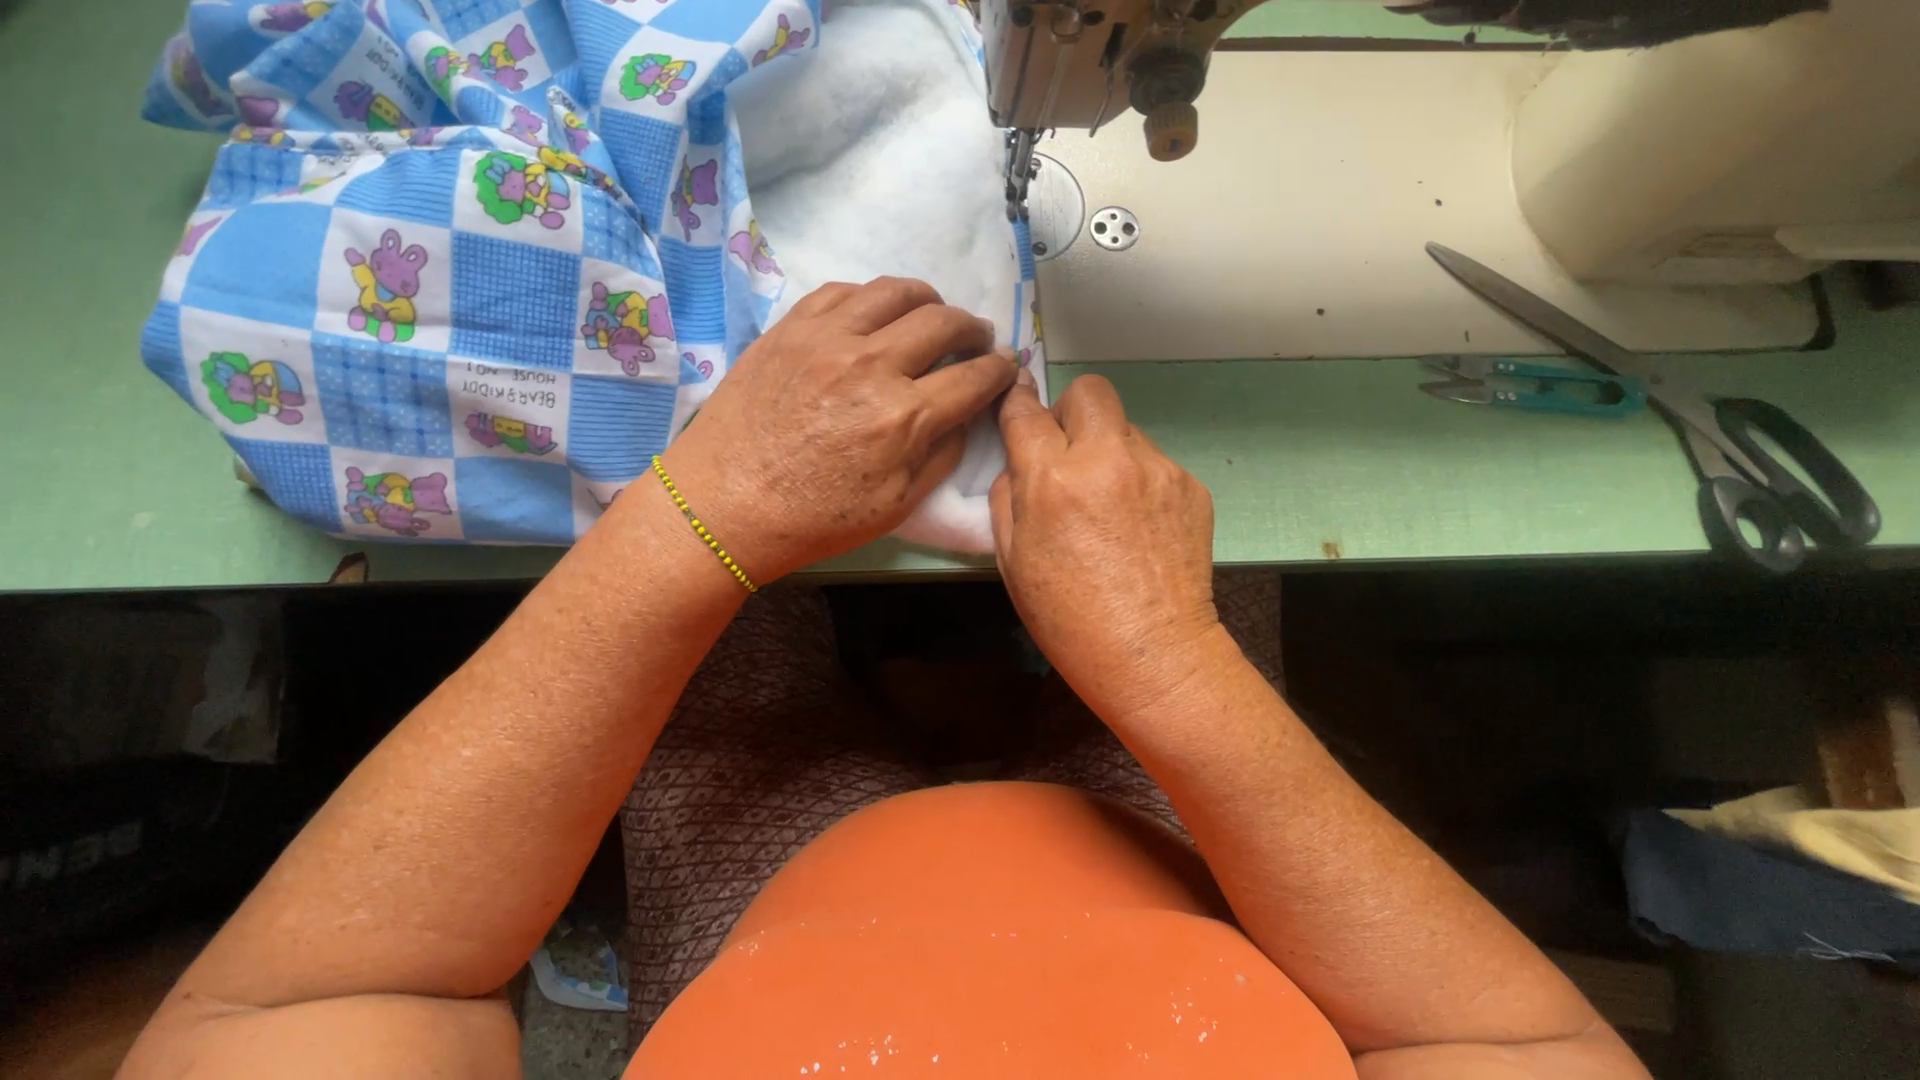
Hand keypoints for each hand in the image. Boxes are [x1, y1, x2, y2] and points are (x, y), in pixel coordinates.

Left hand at [658, 278, 1016, 581]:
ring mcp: (827, 339)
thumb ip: (941, 455)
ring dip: (929, 298)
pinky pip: (843, 291)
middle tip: (976, 340)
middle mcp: (871, 365)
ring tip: (935, 312)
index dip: (1000, 370)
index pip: (974, 377)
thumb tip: (966, 414)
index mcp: (904, 417)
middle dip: (973, 329)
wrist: (725, 506)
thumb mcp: (896, 505)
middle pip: (943, 323)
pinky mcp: (790, 328)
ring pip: (895, 292)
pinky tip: (876, 313)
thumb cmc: (815, 519)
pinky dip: (872, 297)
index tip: (1008, 367)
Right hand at [991, 374, 1226, 717]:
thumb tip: (1020, 461)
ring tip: (1109, 505)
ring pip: (1125, 428)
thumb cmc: (1067, 617)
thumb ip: (1008, 496)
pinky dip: (1139, 481)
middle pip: (1089, 391)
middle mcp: (1107, 459)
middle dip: (1070, 413)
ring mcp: (1156, 469)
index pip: (1026, 411)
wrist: (1152, 655)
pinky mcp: (1190, 485)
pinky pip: (1154, 463)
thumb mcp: (1011, 560)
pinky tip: (1139, 527)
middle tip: (1068, 454)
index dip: (1016, 406)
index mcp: (1053, 479)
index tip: (1017, 411)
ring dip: (1108, 451)